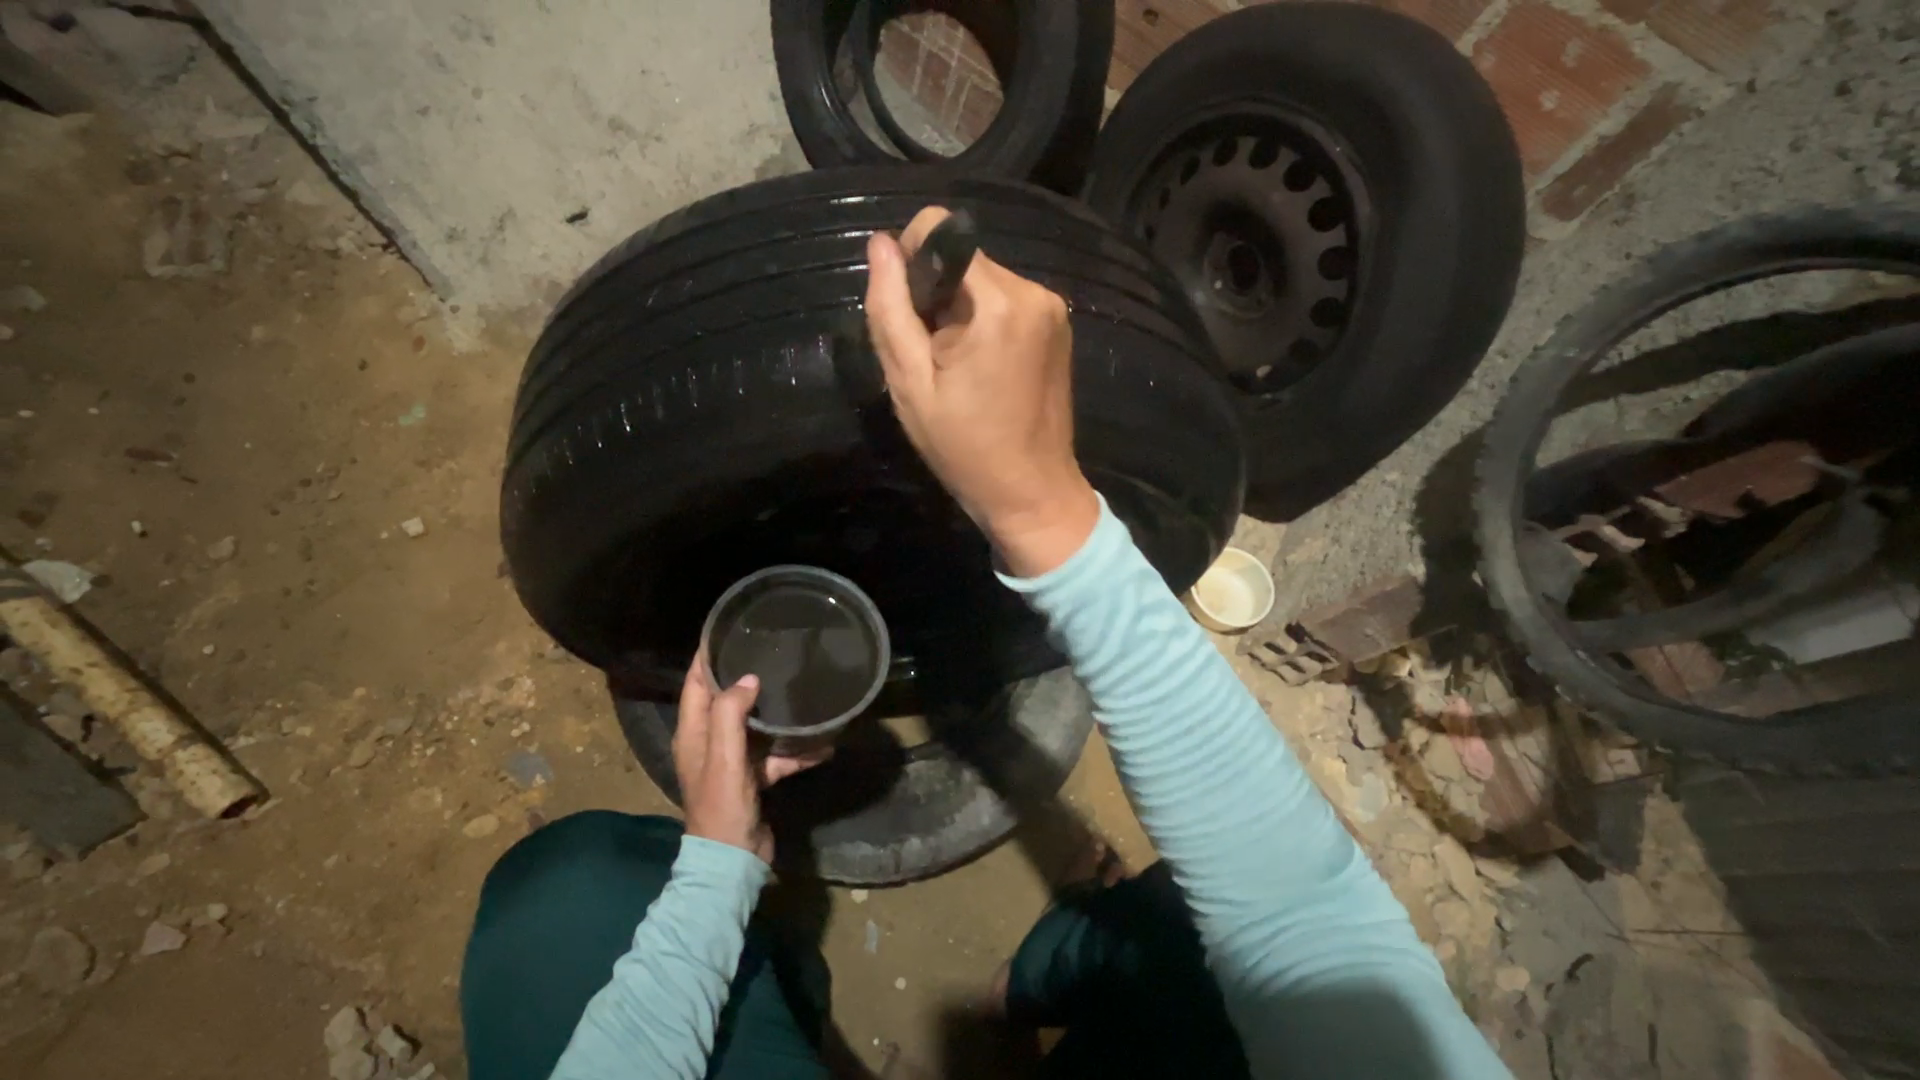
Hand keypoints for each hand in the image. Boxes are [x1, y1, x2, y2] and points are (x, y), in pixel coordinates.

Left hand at [674, 656, 828, 863]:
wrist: (733, 861)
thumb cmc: (722, 804)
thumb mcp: (724, 756)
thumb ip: (731, 713)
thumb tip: (749, 679)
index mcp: (693, 732)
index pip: (696, 683)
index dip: (707, 656)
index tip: (727, 630)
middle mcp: (710, 742)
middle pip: (728, 700)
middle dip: (747, 677)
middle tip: (774, 652)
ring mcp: (733, 761)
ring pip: (757, 726)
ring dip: (778, 714)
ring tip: (802, 691)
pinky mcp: (754, 778)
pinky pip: (777, 755)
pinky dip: (796, 750)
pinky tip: (823, 744)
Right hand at [865, 206, 1099, 577]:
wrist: (1032, 492)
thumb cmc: (964, 447)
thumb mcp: (909, 383)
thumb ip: (890, 309)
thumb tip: (880, 245)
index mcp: (999, 303)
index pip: (942, 230)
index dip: (912, 263)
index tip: (910, 316)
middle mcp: (1034, 292)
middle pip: (964, 259)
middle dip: (938, 295)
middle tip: (932, 357)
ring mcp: (1053, 309)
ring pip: (984, 280)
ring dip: (960, 311)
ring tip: (956, 368)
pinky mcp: (1058, 326)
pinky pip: (1006, 301)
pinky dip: (984, 321)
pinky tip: (981, 369)